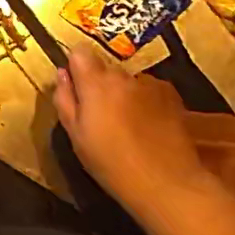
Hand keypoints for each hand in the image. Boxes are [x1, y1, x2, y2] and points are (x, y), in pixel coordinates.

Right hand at [54, 47, 234, 208]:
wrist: (166, 182)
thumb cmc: (111, 163)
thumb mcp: (76, 136)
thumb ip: (65, 99)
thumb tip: (62, 74)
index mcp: (96, 83)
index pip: (80, 52)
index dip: (76, 68)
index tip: (77, 90)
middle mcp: (124, 76)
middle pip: (105, 68)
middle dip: (99, 85)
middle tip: (100, 118)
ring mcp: (151, 84)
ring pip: (127, 81)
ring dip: (123, 94)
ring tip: (127, 126)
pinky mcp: (172, 95)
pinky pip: (149, 90)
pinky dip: (145, 102)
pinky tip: (148, 128)